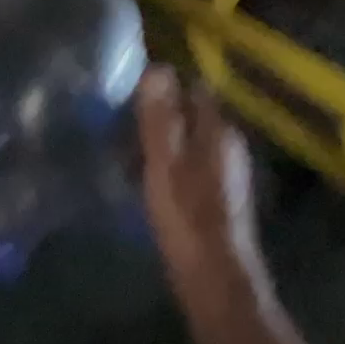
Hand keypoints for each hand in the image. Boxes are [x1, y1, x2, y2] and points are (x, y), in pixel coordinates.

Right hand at [135, 66, 263, 294]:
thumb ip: (160, 115)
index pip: (194, 87)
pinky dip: (164, 158)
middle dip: (157, 109)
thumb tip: (158, 67)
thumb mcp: (164, 159)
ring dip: (158, 136)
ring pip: (186, 137)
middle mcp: (227, 145)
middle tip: (117, 112)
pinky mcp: (214, 193)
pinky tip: (140, 170)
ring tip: (121, 140)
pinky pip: (185, 160)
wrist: (212, 276)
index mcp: (218, 131)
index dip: (165, 81)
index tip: (131, 81)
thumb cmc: (185, 213)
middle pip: (190, 112)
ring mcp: (223, 170)